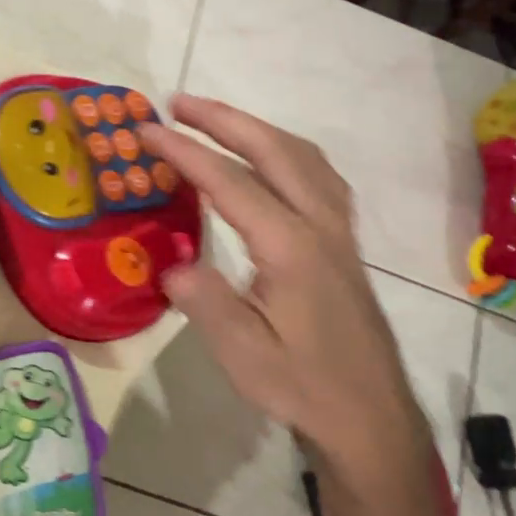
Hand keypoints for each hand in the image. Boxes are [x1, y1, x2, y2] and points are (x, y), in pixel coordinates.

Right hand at [140, 95, 433, 480]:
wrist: (367, 412)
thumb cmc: (300, 385)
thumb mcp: (242, 353)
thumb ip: (206, 303)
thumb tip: (173, 266)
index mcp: (291, 249)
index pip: (232, 185)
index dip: (188, 152)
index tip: (148, 129)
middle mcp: (320, 227)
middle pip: (275, 152)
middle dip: (224, 120)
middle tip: (177, 103)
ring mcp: (338, 233)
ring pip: (304, 158)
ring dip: (257, 130)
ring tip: (216, 122)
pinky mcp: (343, 246)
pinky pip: (319, 178)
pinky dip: (287, 153)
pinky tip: (272, 164)